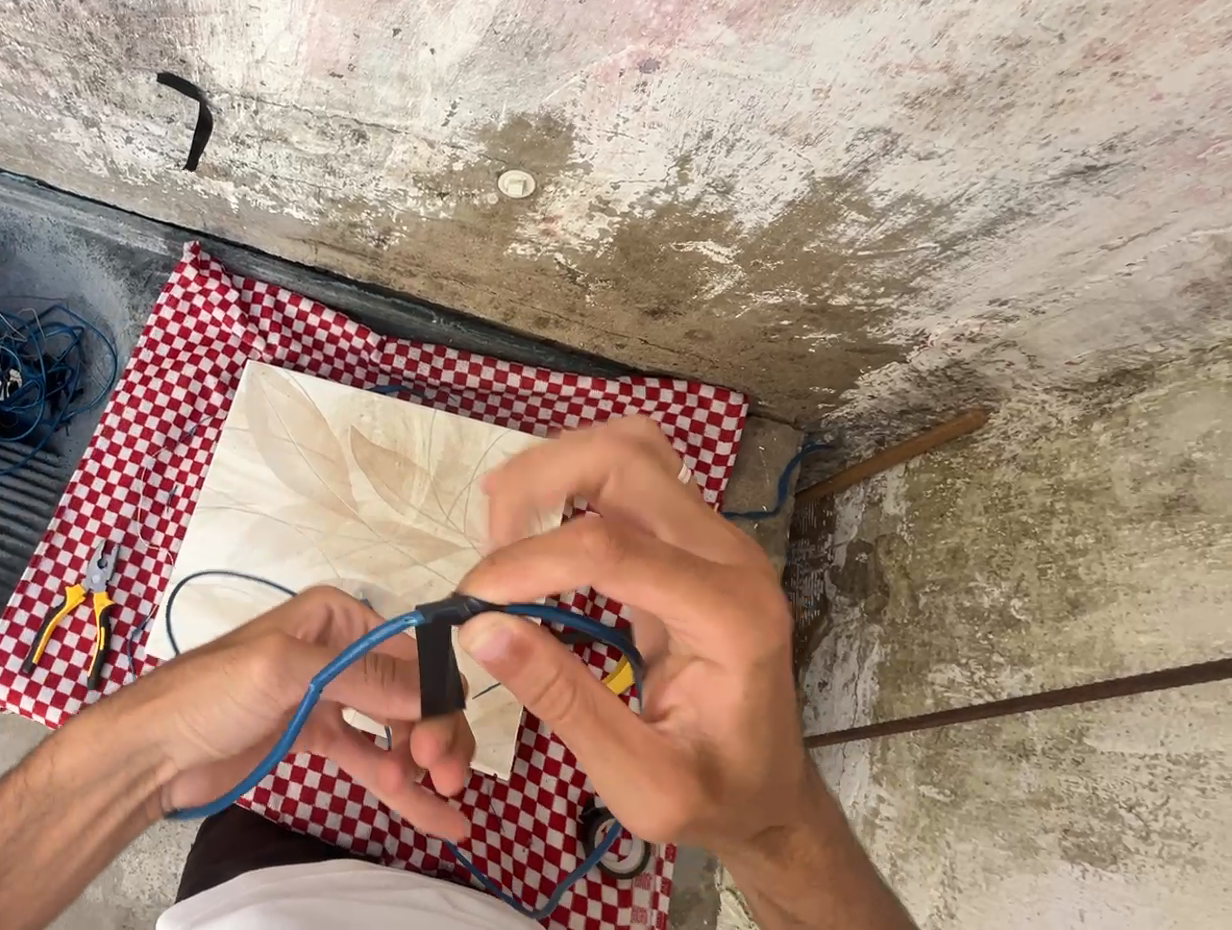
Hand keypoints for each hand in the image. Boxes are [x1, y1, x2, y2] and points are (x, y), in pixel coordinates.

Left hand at [98, 585, 475, 839]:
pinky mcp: (320, 737)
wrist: (156, 748)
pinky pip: (372, 760)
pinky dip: (404, 787)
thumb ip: (359, 677)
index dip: (434, 693)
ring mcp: (331, 697)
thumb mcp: (284, 669)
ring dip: (424, 763)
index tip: (442, 743)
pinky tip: (438, 816)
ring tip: (445, 802)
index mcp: (334, 616)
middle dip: (434, 731)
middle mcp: (339, 650)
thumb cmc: (213, 691)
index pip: (407, 650)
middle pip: (410, 690)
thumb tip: (433, 690)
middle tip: (444, 777)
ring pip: (398, 728)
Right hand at [455, 414, 814, 858]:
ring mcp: (712, 535)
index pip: (608, 546)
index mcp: (728, 614)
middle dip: (534, 486)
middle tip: (489, 550)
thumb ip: (561, 700)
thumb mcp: (638, 781)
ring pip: (626, 444)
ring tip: (507, 528)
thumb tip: (478, 627)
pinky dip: (572, 473)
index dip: (524, 562)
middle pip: (622, 458)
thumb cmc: (714, 796)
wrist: (771, 793)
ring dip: (551, 469)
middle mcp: (728, 554)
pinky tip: (540, 517)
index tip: (471, 601)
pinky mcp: (689, 534)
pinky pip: (629, 466)